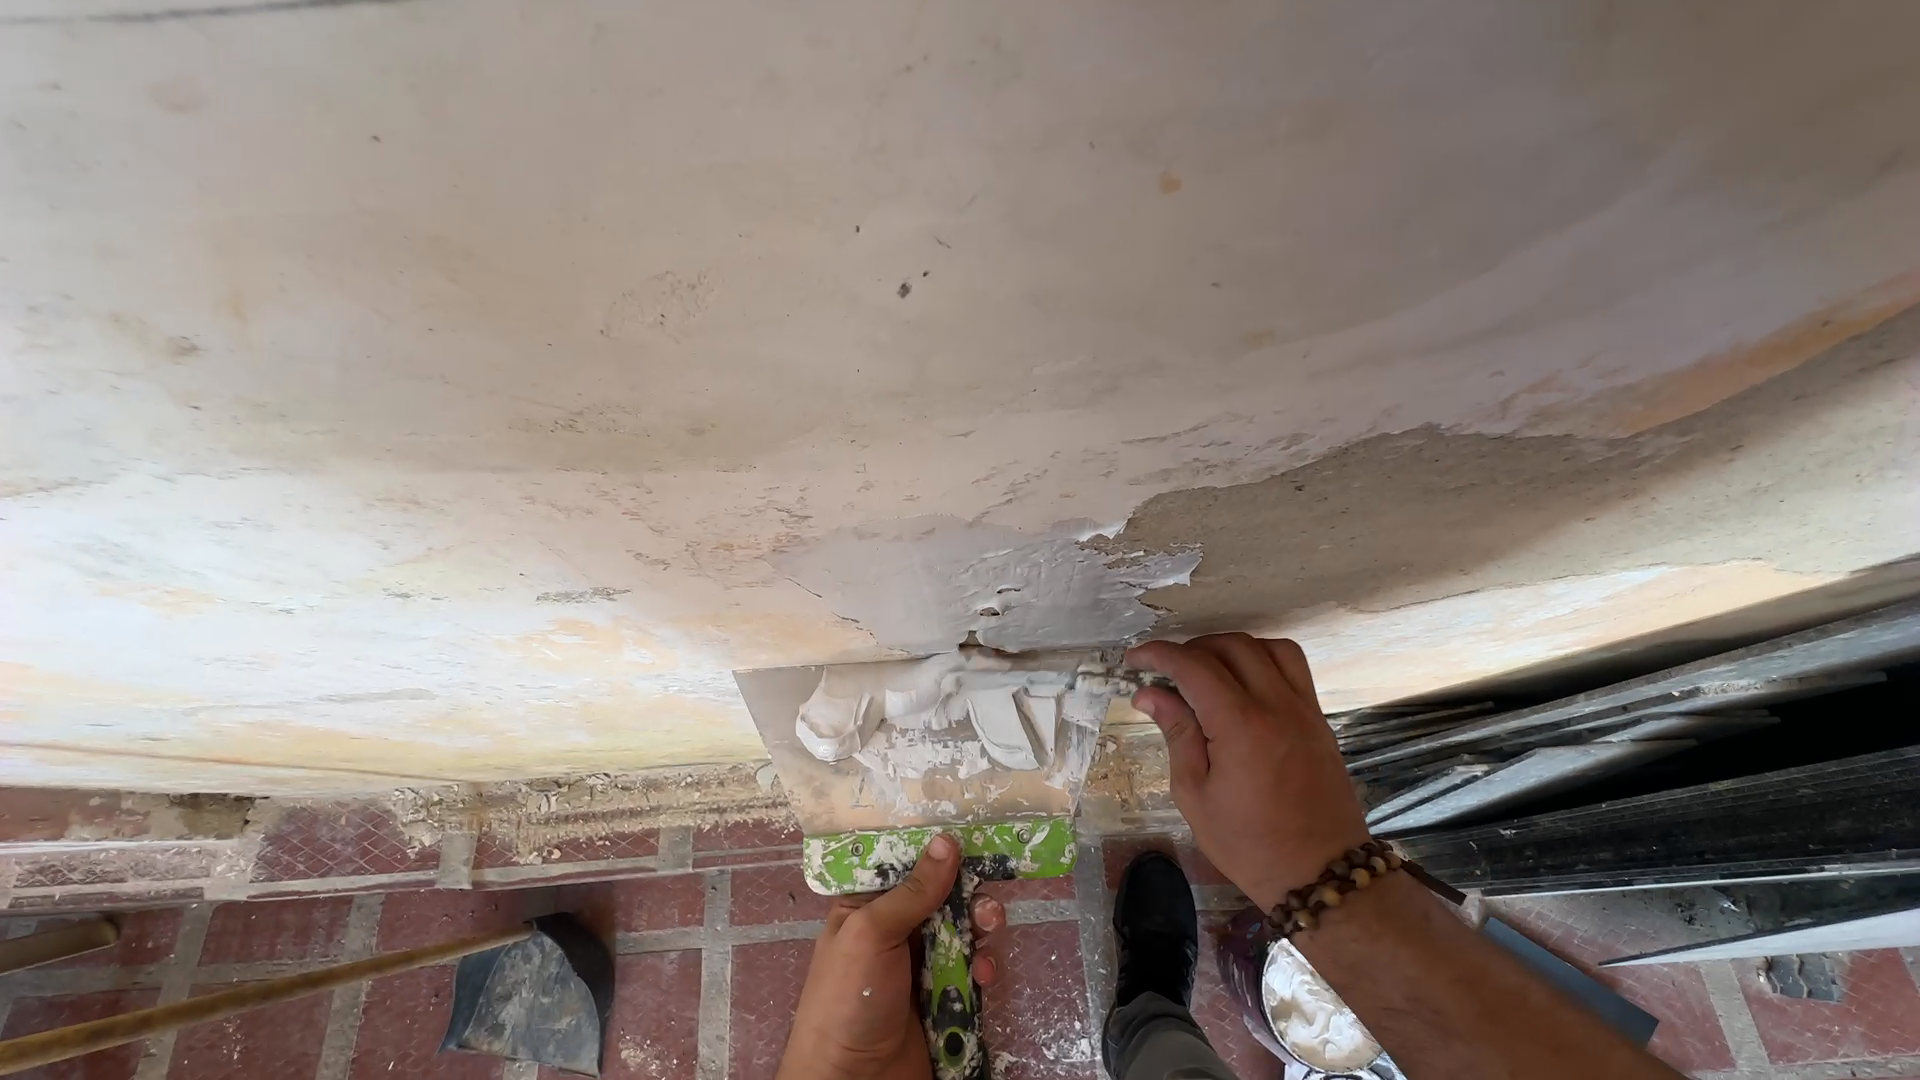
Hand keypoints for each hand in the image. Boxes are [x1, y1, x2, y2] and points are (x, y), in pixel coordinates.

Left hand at [776, 834, 1005, 1079]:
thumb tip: (946, 841)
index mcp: (868, 905)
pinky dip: (983, 967)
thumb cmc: (849, 999)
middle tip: (985, 899)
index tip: (969, 838)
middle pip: (942, 894)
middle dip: (968, 892)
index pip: (906, 865)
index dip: (936, 852)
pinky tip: (983, 975)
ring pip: (962, 928)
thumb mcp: (872, 933)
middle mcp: (896, 929)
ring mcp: (921, 963)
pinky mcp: (944, 996)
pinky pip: (972, 968)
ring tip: (990, 930)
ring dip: (981, 926)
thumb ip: (913, 890)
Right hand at [1126, 634, 1369, 910]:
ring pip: (1267, 647)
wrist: (1322, 874)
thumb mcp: (1195, 795)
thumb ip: (1177, 734)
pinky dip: (1263, 658)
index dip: (1158, 654)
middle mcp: (1276, 705)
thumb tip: (1149, 694)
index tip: (1134, 659)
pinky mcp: (1318, 719)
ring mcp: (1304, 709)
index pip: (1193, 667)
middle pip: (1231, 646)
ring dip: (1231, 648)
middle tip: (1166, 671)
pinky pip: (1293, 666)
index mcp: (1240, 724)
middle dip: (1191, 648)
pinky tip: (1243, 682)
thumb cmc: (1249, 843)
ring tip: (1206, 670)